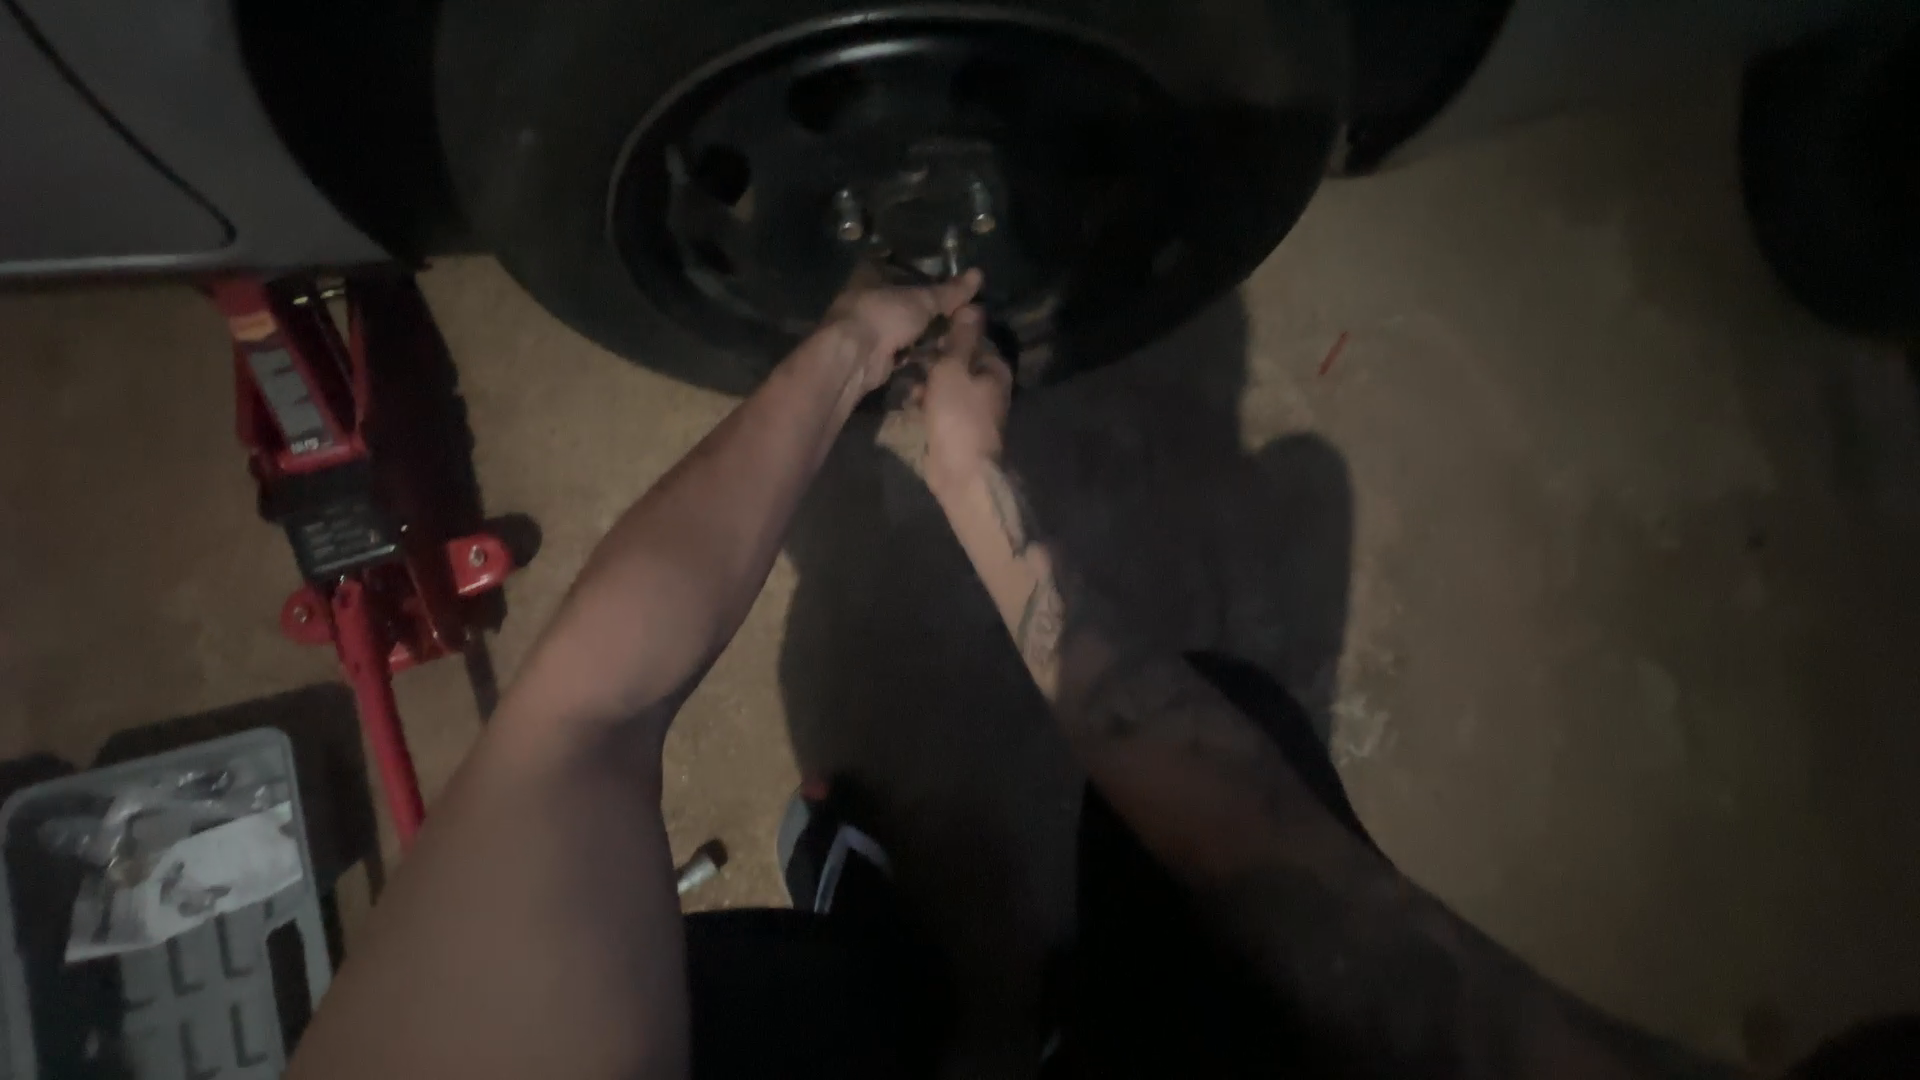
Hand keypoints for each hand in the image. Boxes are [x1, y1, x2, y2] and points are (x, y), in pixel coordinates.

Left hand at [821, 265, 983, 394]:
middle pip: (906, 301)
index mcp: (871, 273)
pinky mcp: (875, 354)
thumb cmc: (883, 314)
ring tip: (957, 336)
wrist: (855, 357)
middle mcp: (868, 298)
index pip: (901, 266)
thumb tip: (978, 274)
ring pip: (906, 328)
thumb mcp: (922, 299)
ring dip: (926, 334)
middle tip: (961, 314)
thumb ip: (950, 291)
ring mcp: (870, 328)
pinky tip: (940, 355)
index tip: (951, 284)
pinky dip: (919, 354)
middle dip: (930, 310)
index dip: (925, 273)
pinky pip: (903, 351)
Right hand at [907, 305, 1012, 489]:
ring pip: (947, 385)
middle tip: (912, 361)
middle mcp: (990, 386)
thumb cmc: (958, 415)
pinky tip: (912, 406)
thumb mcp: (955, 368)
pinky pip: (942, 406)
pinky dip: (928, 404)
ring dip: (927, 384)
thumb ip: (961, 337)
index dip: (948, 333)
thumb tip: (974, 303)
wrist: (961, 471)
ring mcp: (976, 409)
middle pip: (958, 362)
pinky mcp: (960, 428)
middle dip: (934, 361)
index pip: (973, 338)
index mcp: (995, 368)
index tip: (924, 334)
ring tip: (910, 386)